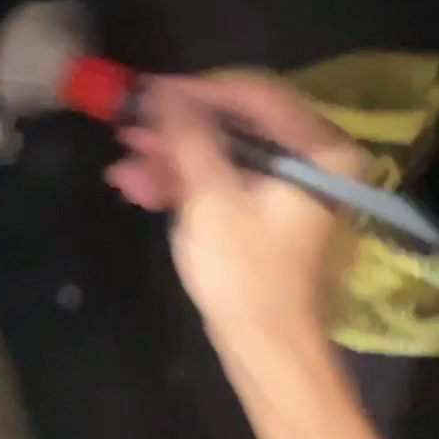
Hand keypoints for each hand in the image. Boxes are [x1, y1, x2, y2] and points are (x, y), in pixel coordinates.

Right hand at [106, 76, 367, 335]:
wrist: (264, 348)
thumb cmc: (245, 272)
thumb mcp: (211, 197)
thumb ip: (187, 136)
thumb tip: (162, 91)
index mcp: (316, 150)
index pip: (254, 95)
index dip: (196, 90)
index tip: (148, 91)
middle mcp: (307, 161)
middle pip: (234, 127)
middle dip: (175, 131)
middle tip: (127, 127)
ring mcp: (283, 190)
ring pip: (220, 157)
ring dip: (169, 160)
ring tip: (121, 165)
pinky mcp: (261, 215)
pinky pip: (220, 185)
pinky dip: (182, 185)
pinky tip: (138, 186)